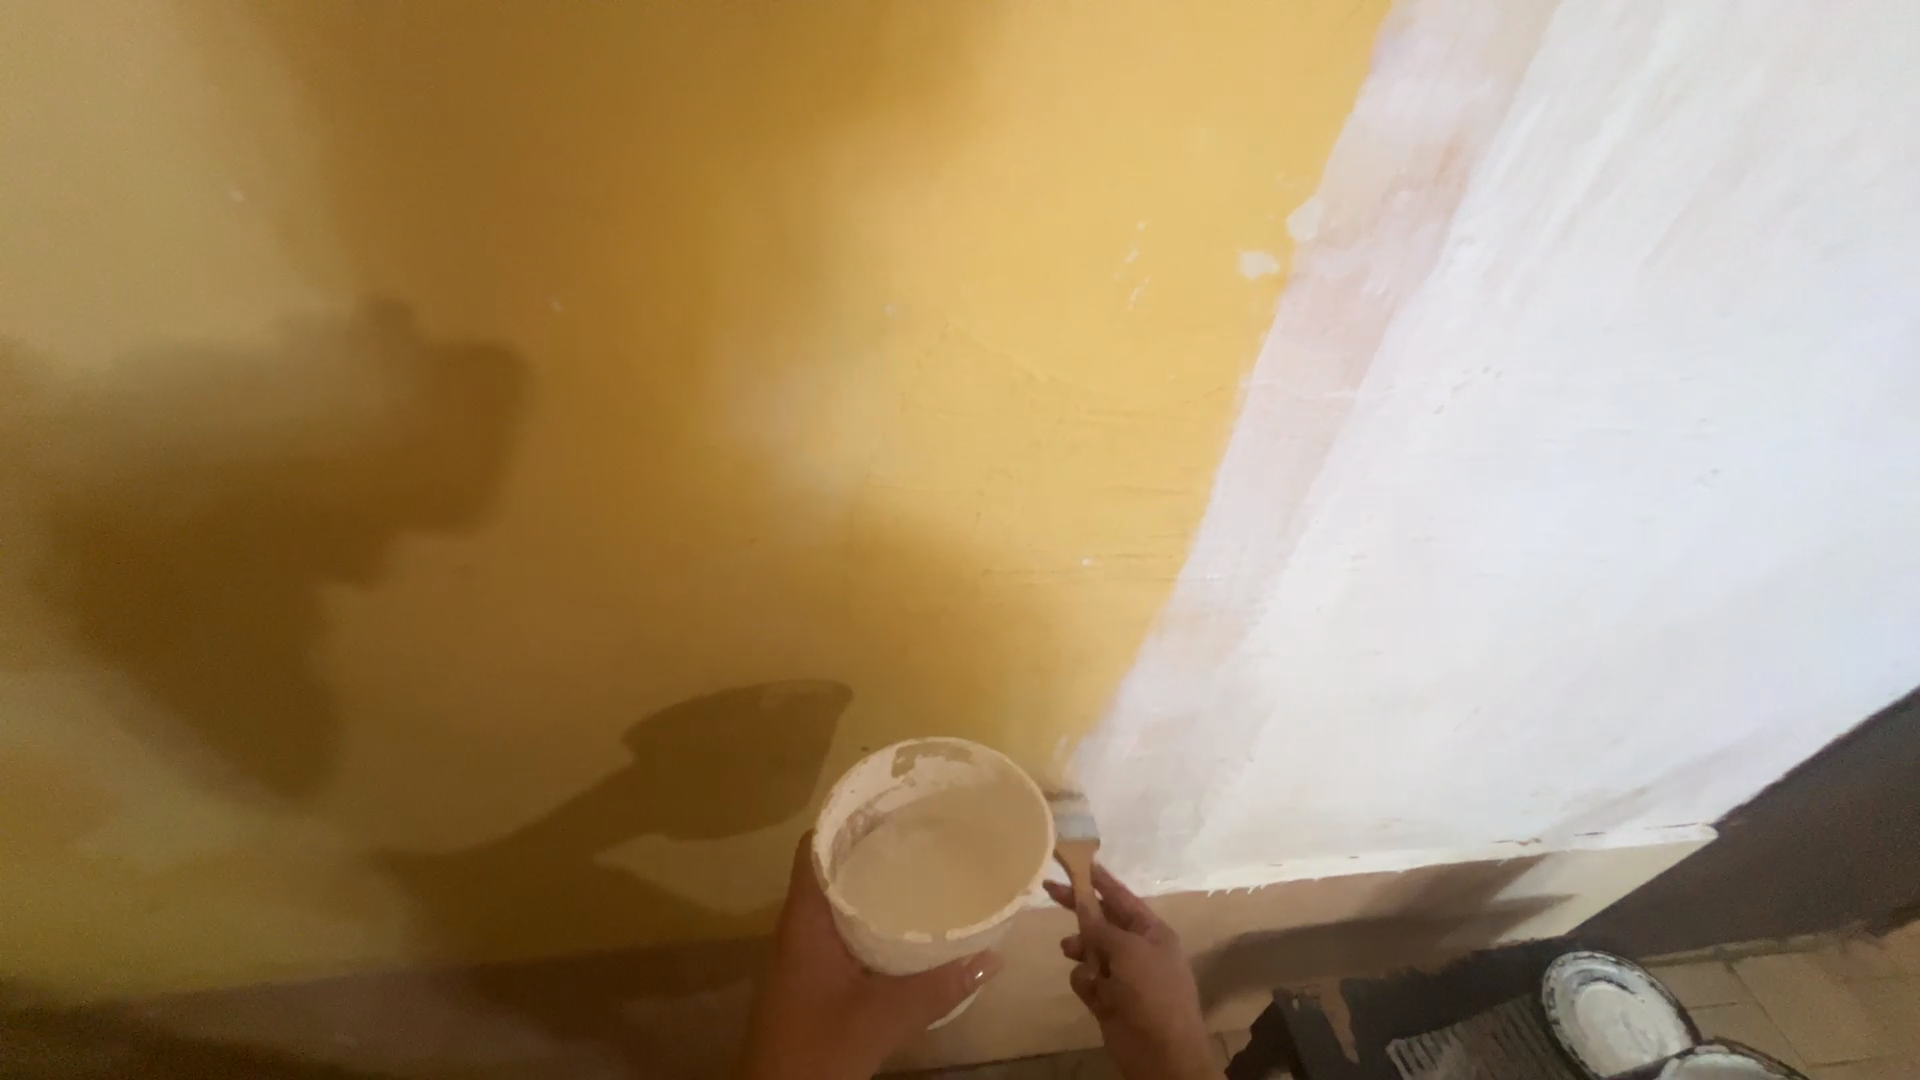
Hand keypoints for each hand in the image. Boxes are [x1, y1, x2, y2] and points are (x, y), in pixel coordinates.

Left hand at [743, 833, 1003, 1079]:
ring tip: (912, 861)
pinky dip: (862, 911)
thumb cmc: (818, 1048)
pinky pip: (835, 924)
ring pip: (831, 896)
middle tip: (914, 827)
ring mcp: (800, 952)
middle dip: (864, 843)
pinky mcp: (808, 975)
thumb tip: (993, 957)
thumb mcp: (883, 1017)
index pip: (813, 845)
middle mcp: (797, 925)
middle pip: (825, 865)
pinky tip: (896, 920)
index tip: (885, 800)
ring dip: (863, 878)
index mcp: (804, 918)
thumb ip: (938, 987)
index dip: (843, 816)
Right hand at [1044, 865, 1220, 1079]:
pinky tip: (1094, 992)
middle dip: (1079, 908)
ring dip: (1080, 949)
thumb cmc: (1153, 992)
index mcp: (1151, 931)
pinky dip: (1085, 981)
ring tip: (1072, 952)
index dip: (1099, 879)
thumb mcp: (1128, 950)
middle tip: (1050, 890)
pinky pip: (1086, 978)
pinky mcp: (1107, 998)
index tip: (1077, 861)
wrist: (1164, 1056)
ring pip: (1089, 949)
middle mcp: (1136, 948)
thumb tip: (1083, 907)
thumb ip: (1100, 927)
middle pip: (1100, 919)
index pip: (1120, 896)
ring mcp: (1121, 975)